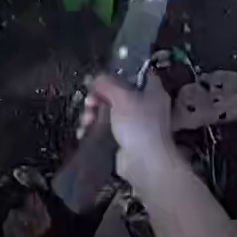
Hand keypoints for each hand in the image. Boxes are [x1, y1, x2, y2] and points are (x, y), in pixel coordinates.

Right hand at [82, 72, 182, 187]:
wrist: (145, 163)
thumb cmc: (138, 125)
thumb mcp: (122, 98)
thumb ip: (107, 84)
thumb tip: (93, 77)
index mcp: (151, 90)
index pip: (136, 73)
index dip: (117, 73)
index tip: (99, 78)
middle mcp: (145, 104)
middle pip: (117, 92)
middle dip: (98, 97)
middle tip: (89, 103)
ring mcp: (134, 123)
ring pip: (108, 110)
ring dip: (92, 113)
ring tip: (86, 121)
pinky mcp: (124, 138)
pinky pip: (106, 127)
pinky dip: (94, 128)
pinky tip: (84, 132)